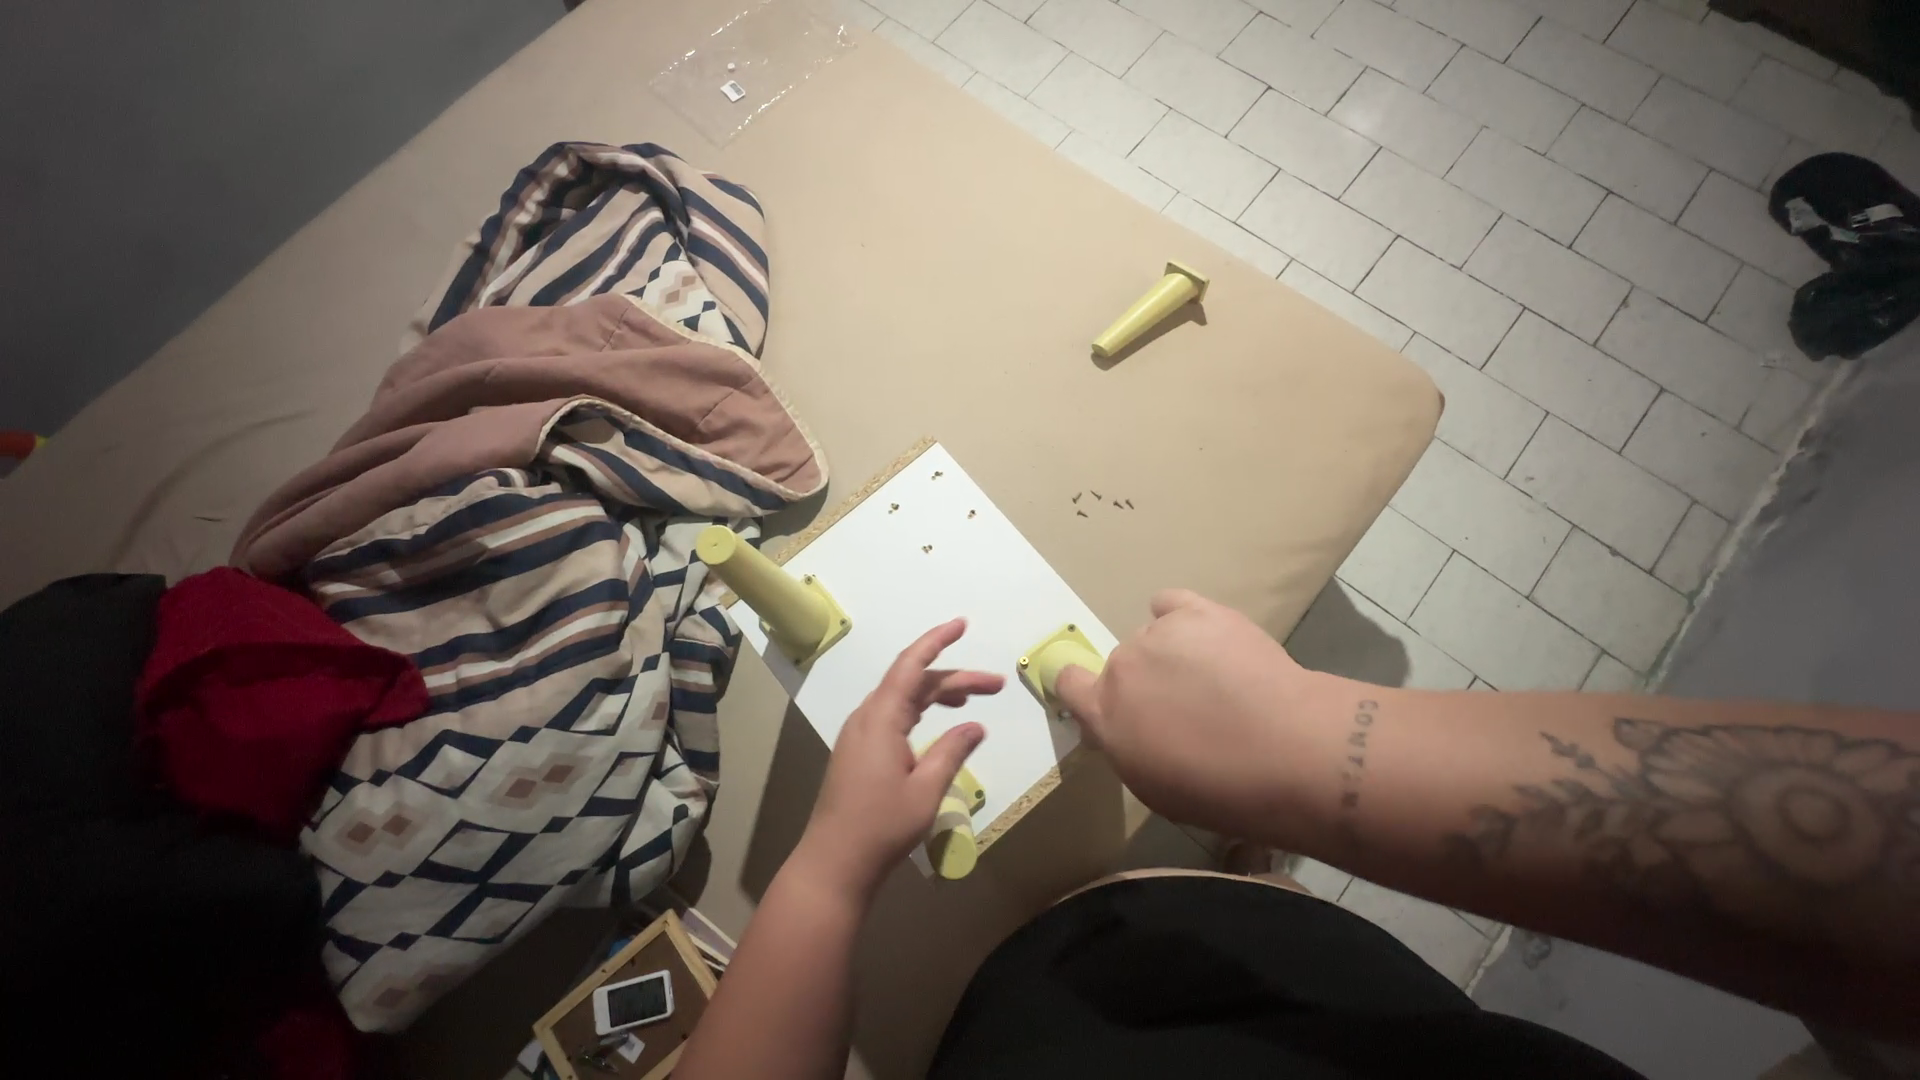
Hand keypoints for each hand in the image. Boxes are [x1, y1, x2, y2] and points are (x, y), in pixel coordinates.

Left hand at [795, 618, 1000, 897]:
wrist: (834, 863)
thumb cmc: (881, 827)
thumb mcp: (926, 790)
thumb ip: (952, 751)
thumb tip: (975, 726)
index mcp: (880, 719)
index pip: (911, 665)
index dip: (937, 641)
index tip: (962, 625)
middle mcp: (866, 718)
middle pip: (912, 682)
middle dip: (954, 678)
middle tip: (994, 686)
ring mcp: (859, 735)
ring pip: (902, 699)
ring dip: (936, 695)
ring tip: (970, 702)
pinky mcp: (858, 752)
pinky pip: (892, 716)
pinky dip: (919, 712)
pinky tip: (937, 724)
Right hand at [1054, 589, 1344, 844]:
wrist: (1290, 752)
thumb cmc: (1224, 790)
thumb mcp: (1155, 788)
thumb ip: (1127, 747)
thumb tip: (1128, 725)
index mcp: (1104, 714)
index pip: (1068, 683)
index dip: (1086, 690)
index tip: (1115, 705)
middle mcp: (1121, 667)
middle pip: (1122, 664)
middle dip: (1146, 682)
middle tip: (1189, 706)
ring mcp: (1157, 635)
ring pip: (1152, 638)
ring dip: (1171, 655)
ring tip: (1217, 678)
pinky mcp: (1196, 612)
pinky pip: (1170, 604)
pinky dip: (1180, 616)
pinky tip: (1204, 634)